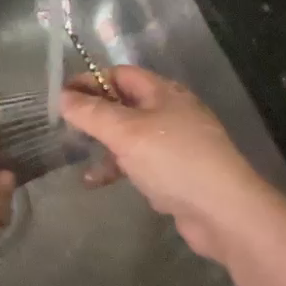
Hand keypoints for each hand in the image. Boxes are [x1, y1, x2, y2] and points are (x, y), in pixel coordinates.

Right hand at [62, 66, 285, 263]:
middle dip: (95, 114)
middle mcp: (171, 112)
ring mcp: (175, 143)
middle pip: (125, 103)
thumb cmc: (174, 161)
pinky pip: (139, 162)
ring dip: (104, 144)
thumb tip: (63, 96)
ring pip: (130, 135)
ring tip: (76, 156)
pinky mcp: (176, 173)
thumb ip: (93, 114)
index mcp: (164, 92)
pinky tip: (97, 182)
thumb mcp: (127, 133)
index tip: (61, 97)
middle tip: (65, 127)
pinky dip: (118, 168)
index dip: (90, 81)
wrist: (224, 212)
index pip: (121, 74)